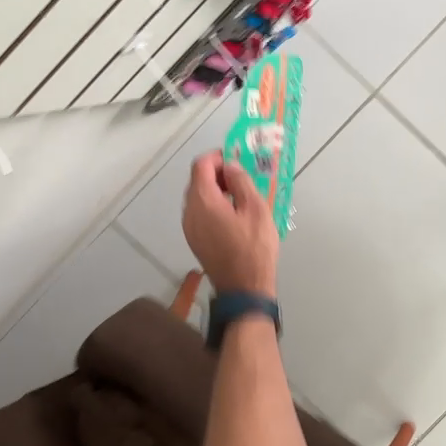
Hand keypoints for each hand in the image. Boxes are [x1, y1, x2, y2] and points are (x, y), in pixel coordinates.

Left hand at [183, 152, 279, 299]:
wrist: (244, 288)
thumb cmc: (254, 247)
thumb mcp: (256, 209)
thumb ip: (242, 182)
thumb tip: (231, 166)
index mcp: (204, 200)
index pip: (201, 165)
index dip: (218, 157)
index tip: (238, 161)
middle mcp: (190, 211)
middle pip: (197, 180)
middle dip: (218, 173)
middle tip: (243, 179)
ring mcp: (189, 227)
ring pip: (198, 197)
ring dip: (216, 190)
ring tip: (241, 197)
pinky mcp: (194, 239)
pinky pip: (199, 212)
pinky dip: (213, 205)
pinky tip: (233, 215)